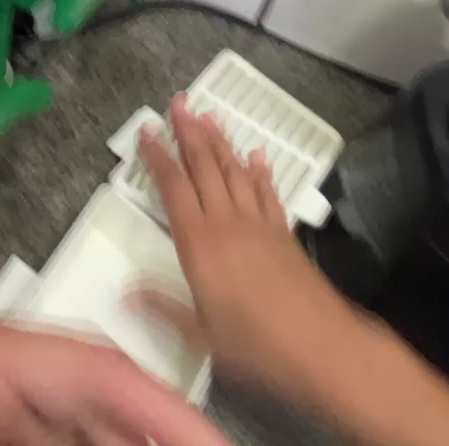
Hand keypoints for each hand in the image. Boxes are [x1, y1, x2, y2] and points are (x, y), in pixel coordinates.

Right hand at [139, 97, 448, 445]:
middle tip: (179, 102)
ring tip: (210, 115)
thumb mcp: (200, 332)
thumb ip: (163, 306)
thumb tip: (126, 291)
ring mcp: (257, 223)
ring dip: (220, 141)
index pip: (172, 186)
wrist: (321, 346)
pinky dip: (259, 172)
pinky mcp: (282, 232)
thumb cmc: (254, 341)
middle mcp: (226, 221)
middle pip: (204, 166)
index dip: (157, 156)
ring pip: (234, 171)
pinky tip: (256, 155)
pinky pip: (267, 193)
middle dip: (189, 132)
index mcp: (198, 241)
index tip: (146, 130)